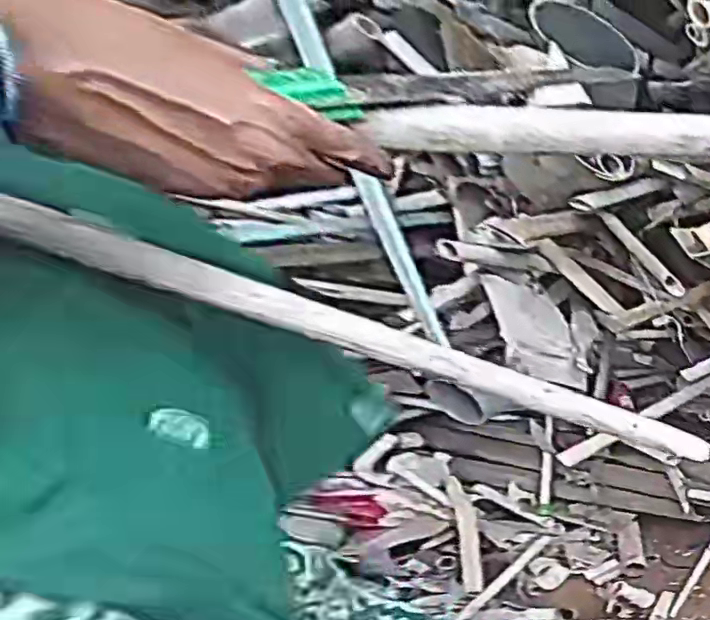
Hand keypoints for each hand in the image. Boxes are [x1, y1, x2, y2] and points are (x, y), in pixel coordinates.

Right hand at [4, 0, 390, 195]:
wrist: (17, 60)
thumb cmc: (91, 40)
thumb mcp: (200, 47)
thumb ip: (262, 78)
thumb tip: (293, 89)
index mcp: (278, 121)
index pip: (357, 151)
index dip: (372, 155)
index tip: (380, 159)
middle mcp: (269, 160)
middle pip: (328, 173)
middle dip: (322, 158)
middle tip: (301, 137)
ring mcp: (241, 183)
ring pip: (290, 183)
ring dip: (279, 164)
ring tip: (232, 129)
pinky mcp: (208, 195)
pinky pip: (249, 189)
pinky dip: (243, 172)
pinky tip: (205, 142)